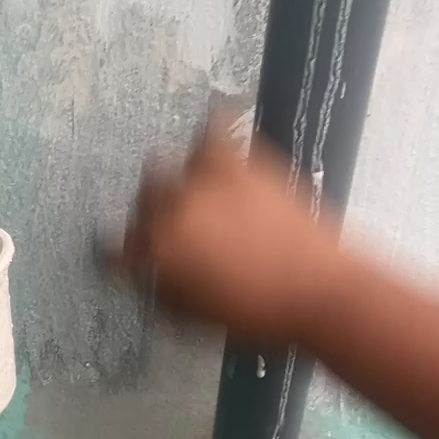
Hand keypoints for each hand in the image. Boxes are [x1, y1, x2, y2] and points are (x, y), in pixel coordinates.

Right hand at [122, 126, 352, 340]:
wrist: (320, 292)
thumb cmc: (256, 310)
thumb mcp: (192, 315)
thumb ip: (161, 288)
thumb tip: (148, 274)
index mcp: (157, 249)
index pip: (118, 245)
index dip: (119, 253)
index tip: (124, 257)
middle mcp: (175, 210)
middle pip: (141, 199)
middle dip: (145, 213)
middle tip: (161, 225)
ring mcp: (209, 184)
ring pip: (167, 164)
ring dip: (170, 178)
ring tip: (183, 187)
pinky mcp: (244, 165)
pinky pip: (217, 132)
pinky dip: (209, 128)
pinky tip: (210, 123)